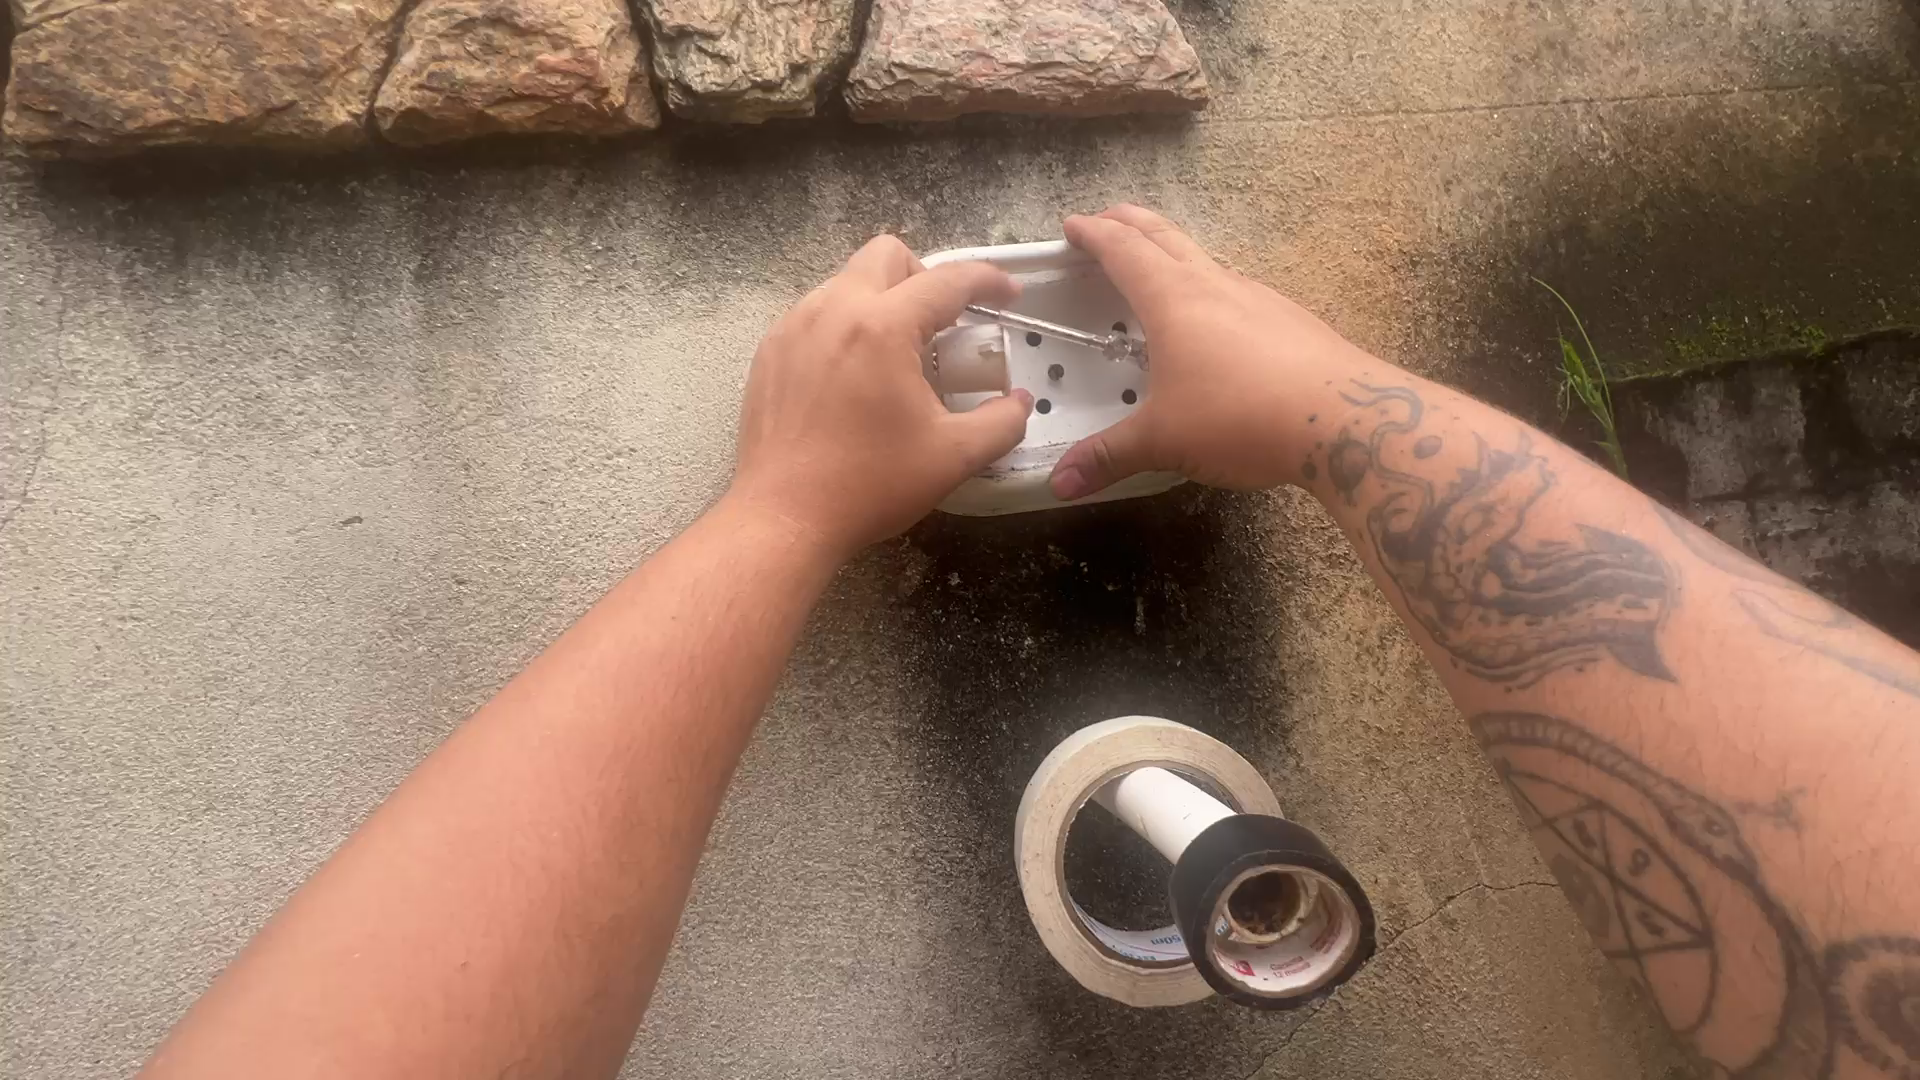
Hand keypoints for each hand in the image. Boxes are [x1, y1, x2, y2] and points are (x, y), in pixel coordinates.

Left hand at [730, 235, 1034, 559]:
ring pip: (846, 283)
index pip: (947, 280)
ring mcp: (792, 328)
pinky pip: (815, 316)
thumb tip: (1018, 403)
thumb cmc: (870, 485)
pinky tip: (853, 378)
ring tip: (896, 358)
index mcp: (882, 327)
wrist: (784, 518)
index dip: (988, 280)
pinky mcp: (769, 354)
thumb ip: (1001, 423)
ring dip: (882, 302)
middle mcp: (832, 310)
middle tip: (942, 325)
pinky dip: (845, 327)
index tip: (1009, 293)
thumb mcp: (953, 458)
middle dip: (925, 276)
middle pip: (886, 255)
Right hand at [1048, 205, 1384, 498]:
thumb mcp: (1162, 442)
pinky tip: (1212, 315)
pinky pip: (1232, 287)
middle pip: (1165, 236)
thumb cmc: (1239, 418)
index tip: (1071, 224)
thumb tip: (1059, 484)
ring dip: (1170, 250)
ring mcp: (1257, 299)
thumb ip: (1107, 458)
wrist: (1345, 421)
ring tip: (1153, 263)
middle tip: (1106, 218)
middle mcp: (1215, 286)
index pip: (1124, 252)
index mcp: (1174, 301)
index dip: (1094, 234)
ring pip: (1203, 258)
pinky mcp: (1286, 321)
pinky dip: (1205, 283)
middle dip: (1129, 222)